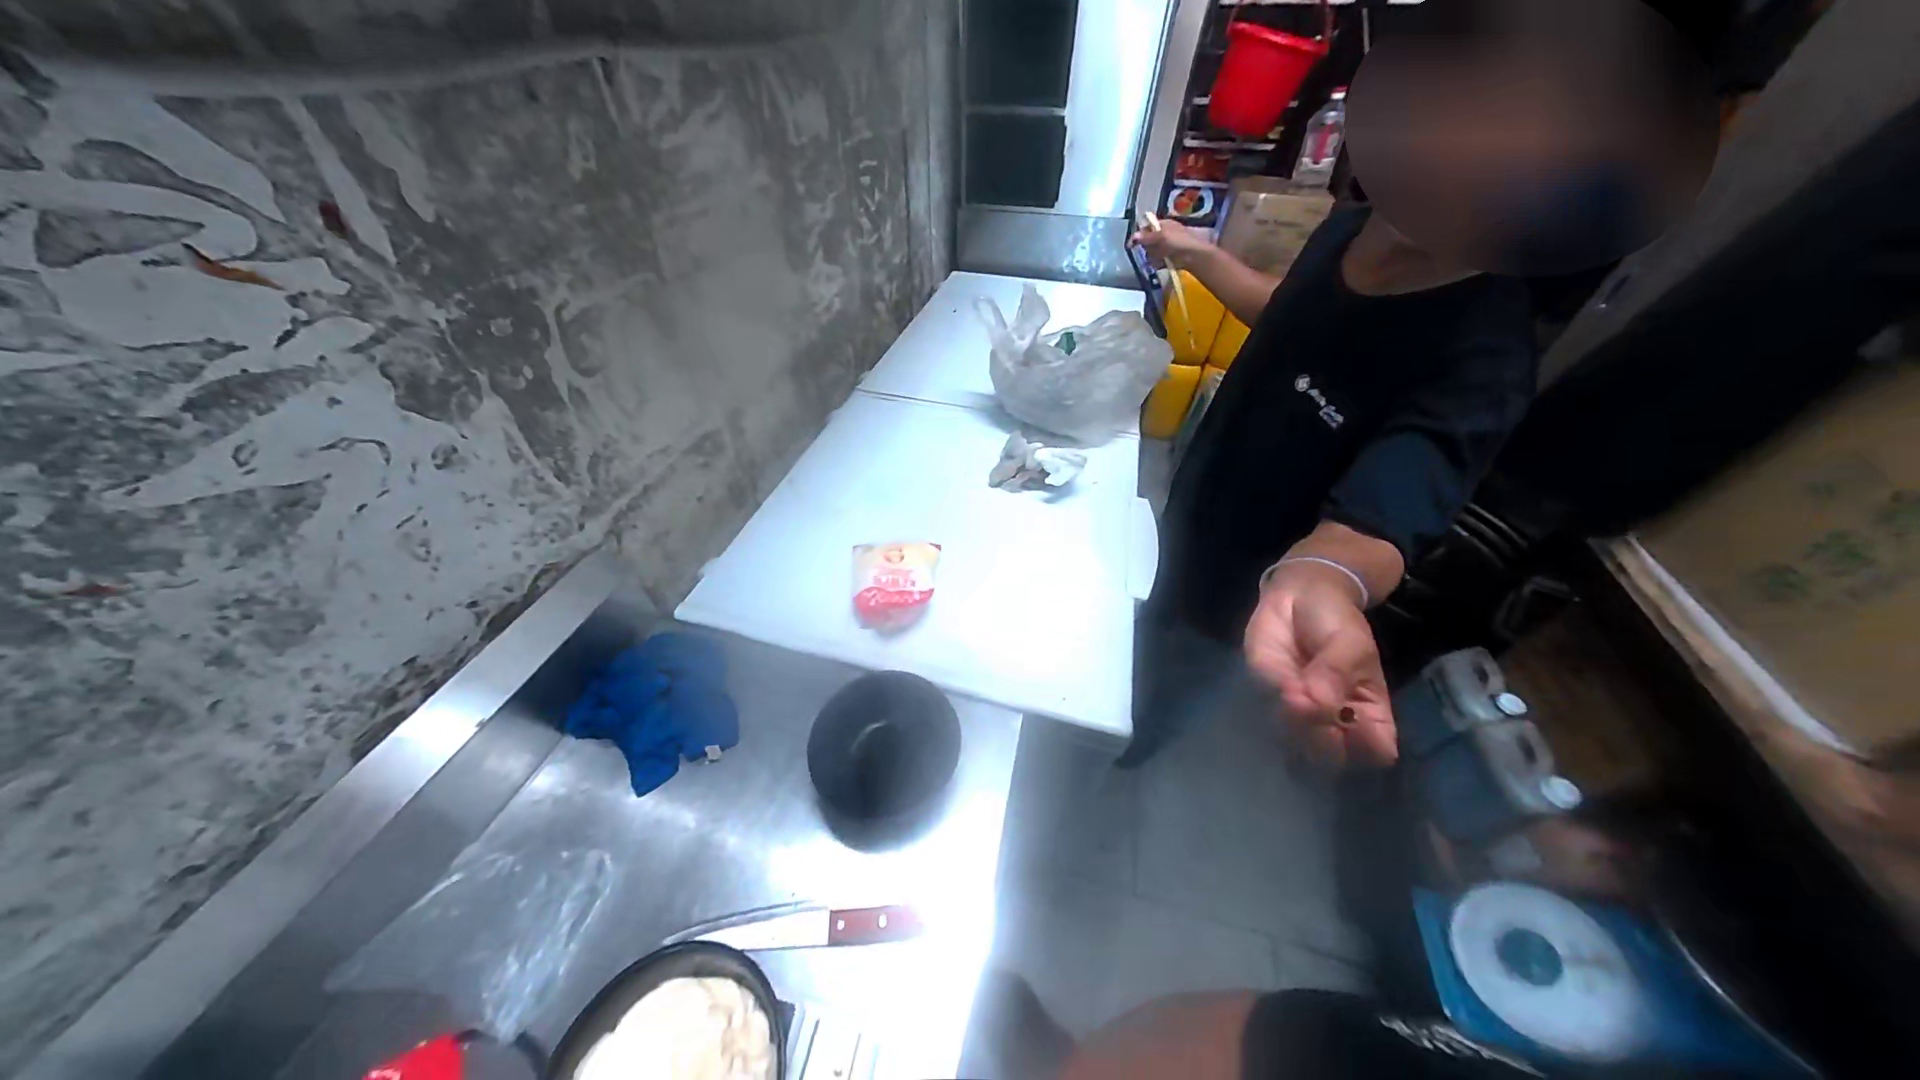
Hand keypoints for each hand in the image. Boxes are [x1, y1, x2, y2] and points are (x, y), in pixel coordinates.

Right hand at [1131, 219, 1214, 268]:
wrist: (1194, 256)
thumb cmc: (1179, 241)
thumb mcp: (1162, 236)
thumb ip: (1147, 237)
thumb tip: (1133, 236)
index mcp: (1164, 224)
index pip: (1148, 226)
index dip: (1140, 233)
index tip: (1132, 243)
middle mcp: (1165, 234)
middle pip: (1148, 240)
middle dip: (1146, 246)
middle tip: (1148, 251)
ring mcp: (1167, 246)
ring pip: (1152, 251)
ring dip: (1151, 256)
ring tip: (1155, 258)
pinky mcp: (1169, 257)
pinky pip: (1158, 260)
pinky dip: (1156, 263)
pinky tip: (1159, 264)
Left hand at [1243, 561, 1397, 768]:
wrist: (1296, 597)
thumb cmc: (1335, 621)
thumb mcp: (1348, 641)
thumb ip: (1335, 673)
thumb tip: (1314, 705)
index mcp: (1368, 714)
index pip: (1376, 752)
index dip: (1363, 747)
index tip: (1348, 720)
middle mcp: (1333, 723)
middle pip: (1331, 756)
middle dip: (1318, 736)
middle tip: (1309, 702)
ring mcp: (1298, 715)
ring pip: (1294, 744)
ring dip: (1289, 721)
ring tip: (1292, 688)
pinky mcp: (1266, 699)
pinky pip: (1265, 717)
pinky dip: (1268, 704)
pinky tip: (1277, 681)